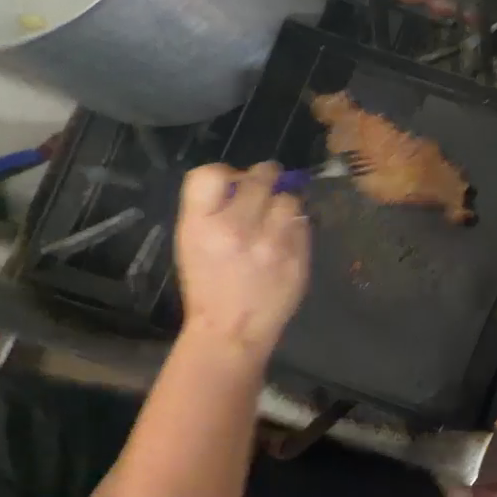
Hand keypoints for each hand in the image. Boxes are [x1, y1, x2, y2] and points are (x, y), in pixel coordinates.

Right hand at [175, 163, 309, 357]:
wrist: (234, 324)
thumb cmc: (208, 283)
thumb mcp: (192, 241)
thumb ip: (211, 210)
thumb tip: (239, 181)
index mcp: (201, 224)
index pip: (211, 174)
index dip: (226, 171)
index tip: (236, 178)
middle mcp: (239, 227)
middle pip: (259, 180)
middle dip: (266, 175)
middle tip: (269, 176)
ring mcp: (273, 242)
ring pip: (290, 200)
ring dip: (286, 201)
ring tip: (278, 211)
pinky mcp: (300, 255)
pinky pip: (305, 224)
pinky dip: (298, 223)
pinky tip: (288, 232)